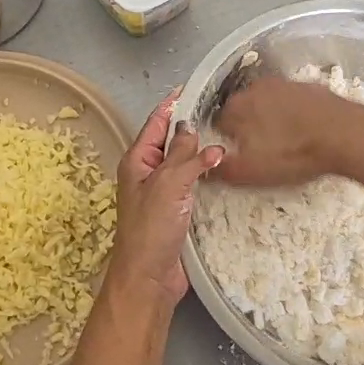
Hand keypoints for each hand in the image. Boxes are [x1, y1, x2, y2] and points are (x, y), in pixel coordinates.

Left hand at [108, 92, 223, 303]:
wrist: (149, 277)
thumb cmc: (151, 229)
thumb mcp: (167, 185)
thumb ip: (185, 157)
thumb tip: (199, 134)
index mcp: (137, 160)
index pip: (156, 122)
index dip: (174, 104)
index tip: (193, 87)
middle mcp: (147, 172)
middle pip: (170, 140)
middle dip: (191, 124)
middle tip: (219, 107)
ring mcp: (161, 191)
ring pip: (183, 161)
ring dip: (200, 150)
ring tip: (227, 132)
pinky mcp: (176, 209)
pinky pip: (191, 182)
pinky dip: (205, 173)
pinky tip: (224, 168)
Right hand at [214, 76, 363, 187]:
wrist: (344, 134)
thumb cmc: (293, 154)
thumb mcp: (251, 172)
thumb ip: (222, 170)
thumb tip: (204, 169)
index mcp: (235, 108)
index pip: (217, 123)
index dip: (225, 141)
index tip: (237, 155)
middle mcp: (255, 89)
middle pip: (242, 110)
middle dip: (247, 127)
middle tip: (261, 151)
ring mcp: (284, 84)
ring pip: (268, 103)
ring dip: (271, 119)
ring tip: (285, 142)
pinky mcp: (309, 86)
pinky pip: (293, 101)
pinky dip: (294, 113)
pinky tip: (305, 131)